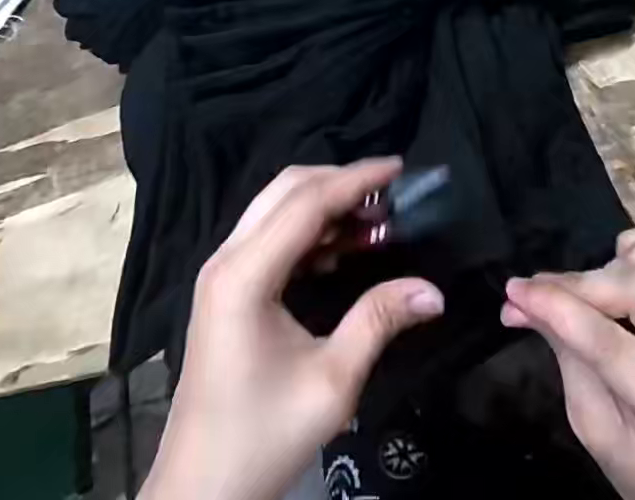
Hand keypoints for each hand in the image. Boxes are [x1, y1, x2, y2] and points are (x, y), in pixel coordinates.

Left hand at [141, 159, 446, 499]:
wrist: (201, 485)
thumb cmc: (264, 435)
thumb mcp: (332, 383)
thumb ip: (378, 322)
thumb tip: (433, 289)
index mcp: (245, 274)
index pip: (306, 203)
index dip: (355, 179)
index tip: (399, 167)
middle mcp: (227, 257)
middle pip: (286, 191)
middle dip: (340, 182)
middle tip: (391, 194)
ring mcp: (222, 269)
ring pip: (276, 207)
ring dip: (325, 204)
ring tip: (376, 219)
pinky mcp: (226, 284)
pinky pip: (270, 234)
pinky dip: (308, 228)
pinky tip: (342, 246)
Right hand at [503, 228, 634, 499]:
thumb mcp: (597, 431)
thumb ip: (566, 358)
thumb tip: (520, 301)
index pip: (614, 346)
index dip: (557, 309)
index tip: (514, 290)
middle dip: (576, 284)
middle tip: (535, 293)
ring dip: (600, 272)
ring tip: (578, 298)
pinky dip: (634, 249)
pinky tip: (616, 274)